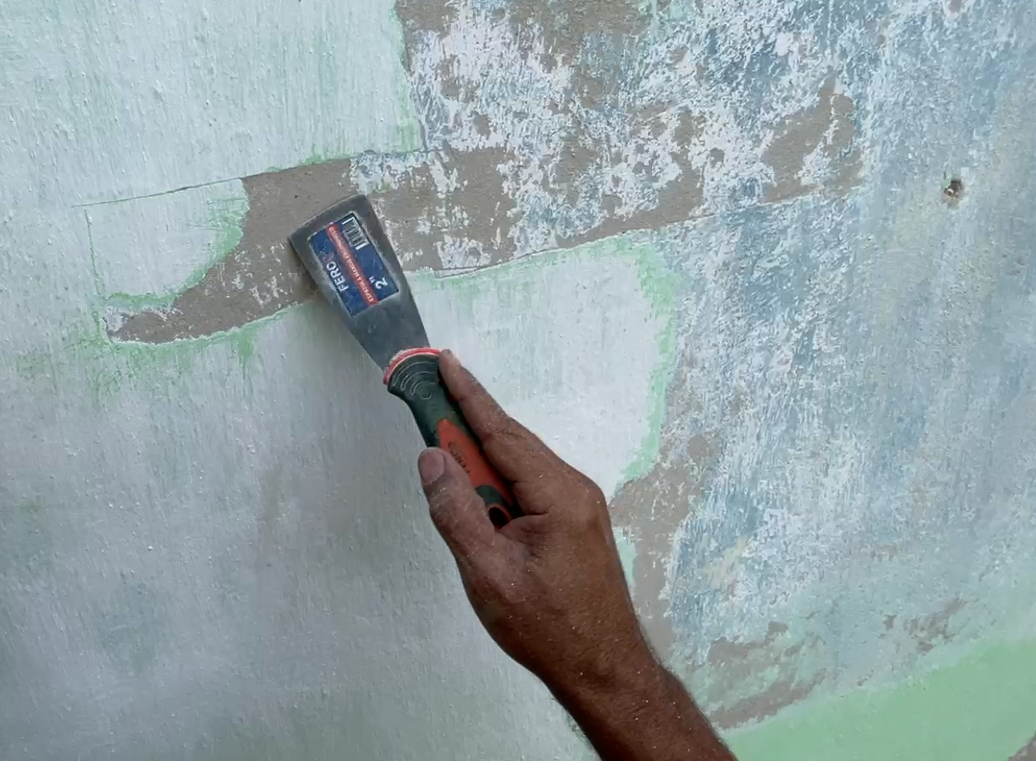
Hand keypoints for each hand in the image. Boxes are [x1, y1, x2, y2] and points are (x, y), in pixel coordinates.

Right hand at [418, 352, 728, 759]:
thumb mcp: (489, 574)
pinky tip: (476, 487)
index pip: (501, 432)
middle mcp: (573, 486)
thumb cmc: (547, 628)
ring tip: (443, 443)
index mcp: (558, 494)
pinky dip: (494, 473)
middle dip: (466, 417)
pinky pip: (526, 478)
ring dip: (478, 451)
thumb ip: (456, 511)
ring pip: (517, 459)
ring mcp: (577, 501)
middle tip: (427, 392)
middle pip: (509, 439)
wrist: (608, 674)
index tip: (444, 360)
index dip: (468, 394)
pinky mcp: (573, 516)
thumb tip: (432, 455)